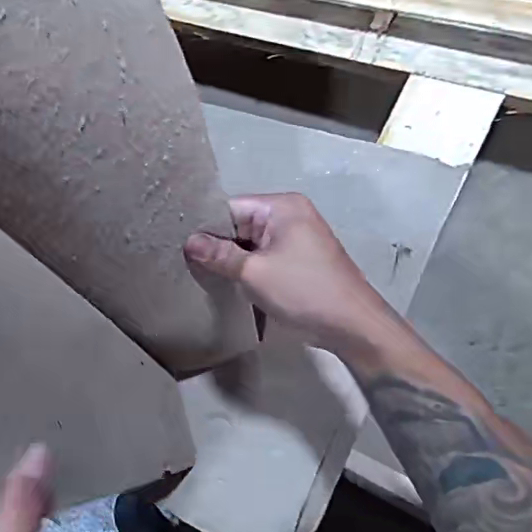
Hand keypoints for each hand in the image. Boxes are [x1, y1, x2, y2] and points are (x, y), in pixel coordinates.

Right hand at [184, 193, 382, 348]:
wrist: (352, 325)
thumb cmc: (303, 290)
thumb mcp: (253, 272)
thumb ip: (218, 254)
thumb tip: (189, 242)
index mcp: (282, 206)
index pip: (230, 207)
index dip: (205, 226)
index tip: (179, 243)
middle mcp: (289, 214)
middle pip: (238, 223)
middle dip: (216, 243)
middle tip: (184, 260)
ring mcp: (295, 237)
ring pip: (248, 242)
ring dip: (229, 258)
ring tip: (200, 271)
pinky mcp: (296, 259)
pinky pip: (261, 255)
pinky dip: (245, 267)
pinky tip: (225, 280)